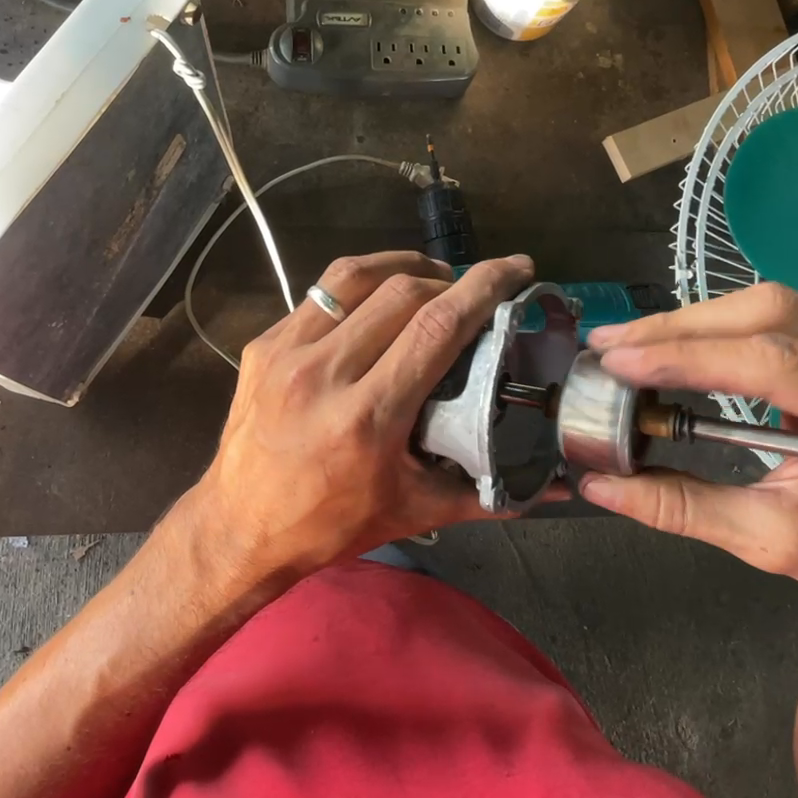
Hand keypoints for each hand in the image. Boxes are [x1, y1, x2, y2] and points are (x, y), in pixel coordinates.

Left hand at [178, 251, 536, 577]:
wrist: (238, 529)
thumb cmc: (330, 526)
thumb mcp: (413, 511)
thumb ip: (487, 491)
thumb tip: (559, 485)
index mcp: (367, 415)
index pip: (437, 326)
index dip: (485, 286)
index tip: (517, 268)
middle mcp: (323, 372)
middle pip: (401, 291)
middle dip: (451, 279)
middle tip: (474, 292)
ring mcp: (285, 352)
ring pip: (354, 277)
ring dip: (402, 268)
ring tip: (431, 279)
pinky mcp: (262, 346)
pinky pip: (320, 296)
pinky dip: (358, 289)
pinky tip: (376, 304)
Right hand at [579, 283, 797, 607]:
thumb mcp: (772, 540)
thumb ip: (687, 508)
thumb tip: (599, 485)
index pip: (780, 363)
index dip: (692, 357)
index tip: (618, 363)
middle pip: (775, 314)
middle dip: (681, 327)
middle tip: (610, 345)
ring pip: (772, 305)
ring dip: (692, 322)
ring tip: (628, 342)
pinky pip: (780, 315)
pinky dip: (717, 326)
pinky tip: (673, 341)